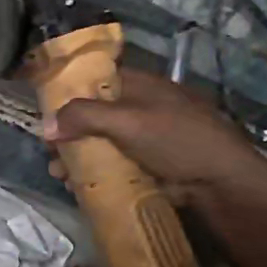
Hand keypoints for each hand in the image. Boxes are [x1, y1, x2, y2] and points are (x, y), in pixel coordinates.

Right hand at [43, 70, 266, 202]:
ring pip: (100, 142)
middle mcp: (140, 106)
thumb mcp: (127, 121)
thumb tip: (45, 126)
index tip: (44, 111)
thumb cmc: (176, 139)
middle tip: (50, 152)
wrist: (222, 182)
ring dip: (77, 157)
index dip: (68, 92)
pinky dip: (94, 173)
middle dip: (68, 133)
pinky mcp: (148, 163)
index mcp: (139, 85)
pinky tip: (77, 187)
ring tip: (59, 176)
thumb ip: (84, 117)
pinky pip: (112, 164)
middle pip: (93, 114)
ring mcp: (145, 137)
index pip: (95, 79)